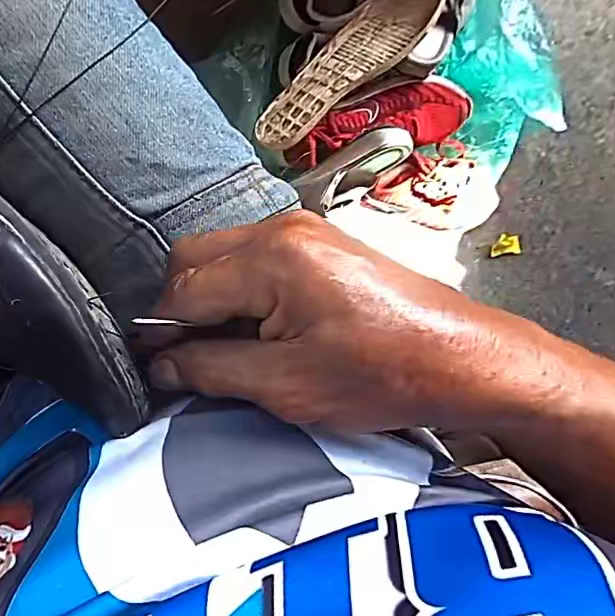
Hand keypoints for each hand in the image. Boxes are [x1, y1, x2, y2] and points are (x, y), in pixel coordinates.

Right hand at [146, 211, 556, 431]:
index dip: (159, 331)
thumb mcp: (286, 386)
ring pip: (220, 256)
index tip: (150, 365)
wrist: (463, 359)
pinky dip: (238, 291)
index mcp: (272, 258)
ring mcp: (303, 230)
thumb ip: (210, 369)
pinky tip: (252, 328)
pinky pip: (253, 258)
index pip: (183, 290)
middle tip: (184, 357)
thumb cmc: (385, 375)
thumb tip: (161, 365)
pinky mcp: (318, 244)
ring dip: (208, 299)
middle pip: (193, 259)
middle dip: (179, 308)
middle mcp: (282, 229)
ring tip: (221, 347)